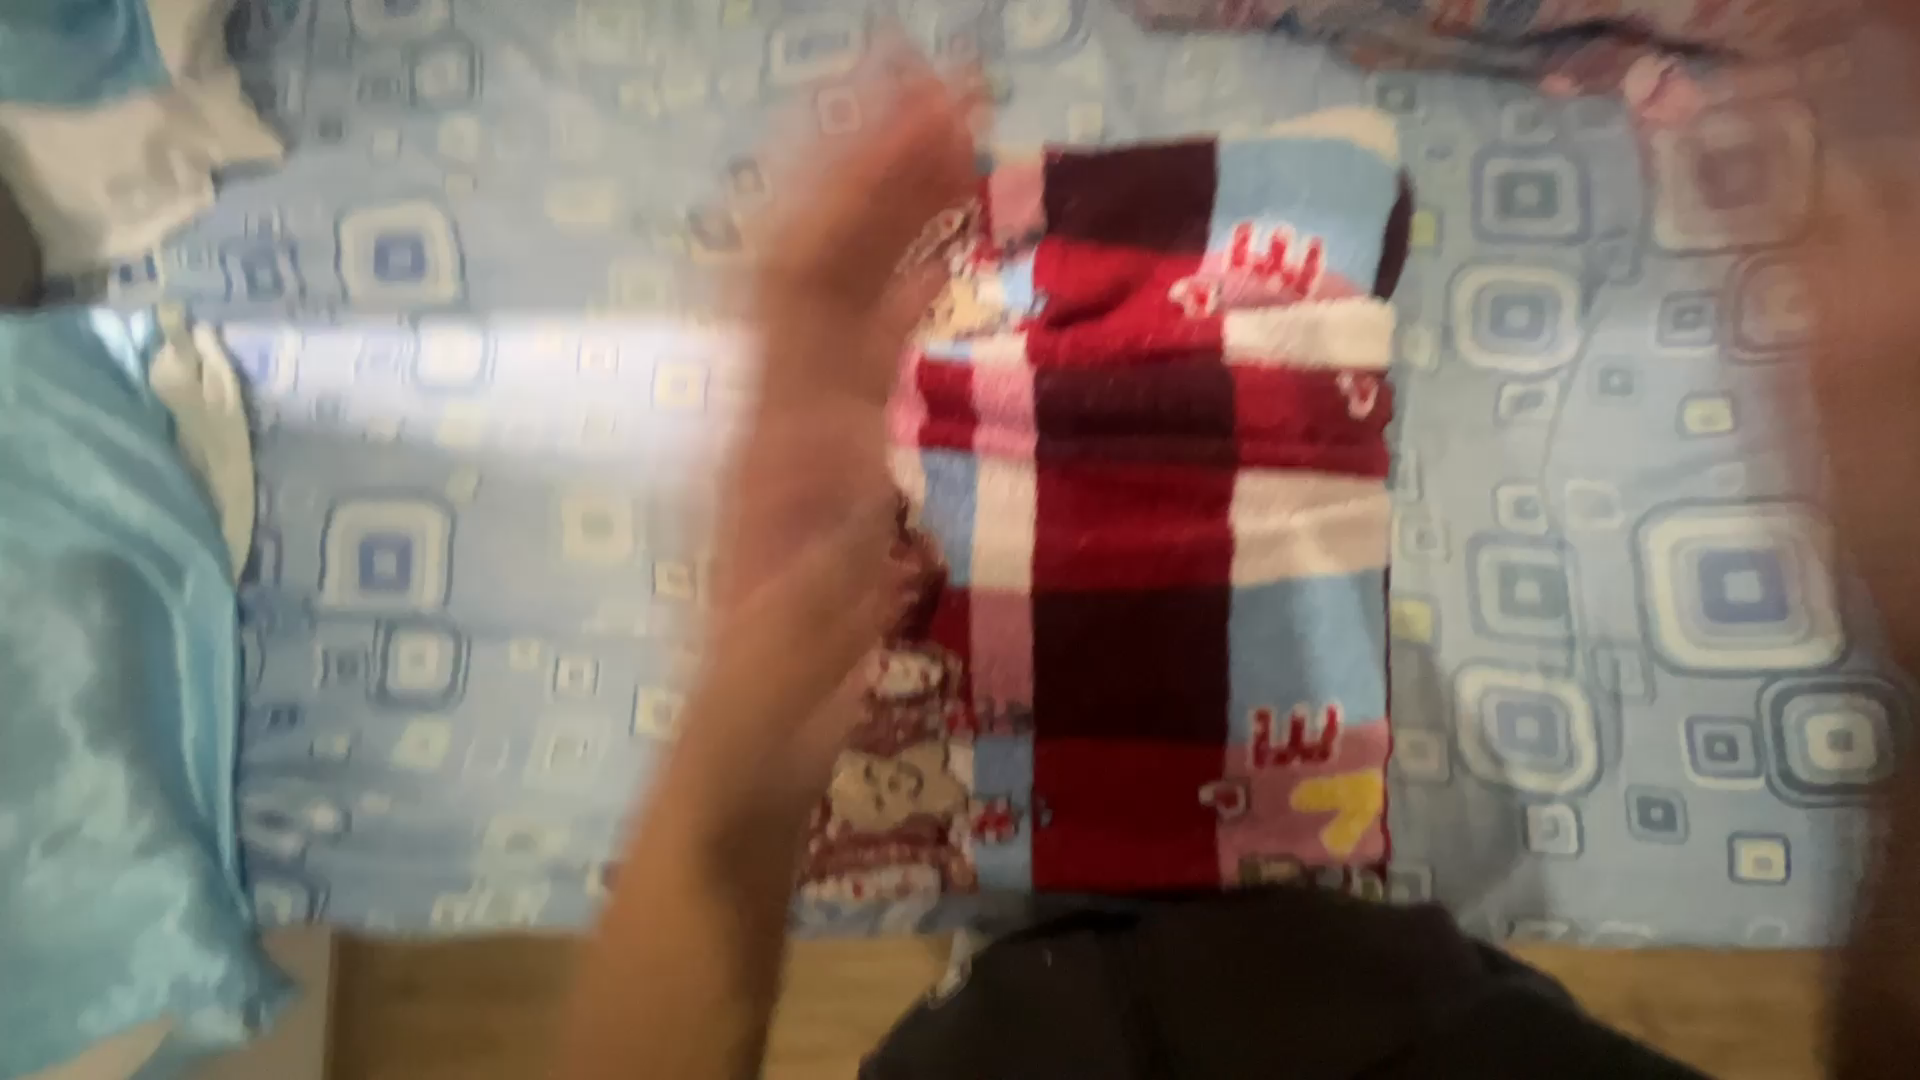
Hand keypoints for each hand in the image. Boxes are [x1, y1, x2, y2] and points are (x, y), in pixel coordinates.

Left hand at [674, 62, 977, 811]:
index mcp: (765, 454)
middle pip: (812, 265)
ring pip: (833, 298)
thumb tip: (848, 505)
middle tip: (952, 90)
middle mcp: (771, 418)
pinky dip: (893, 293)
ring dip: (884, 215)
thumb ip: (810, 597)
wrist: (743, 745)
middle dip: (874, 170)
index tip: (926, 109)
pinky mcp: (825, 457)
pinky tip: (926, 261)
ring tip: (947, 143)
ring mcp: (796, 431)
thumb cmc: (765, 715)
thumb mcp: (787, 667)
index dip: (856, 195)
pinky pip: (858, 353)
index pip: (799, 292)